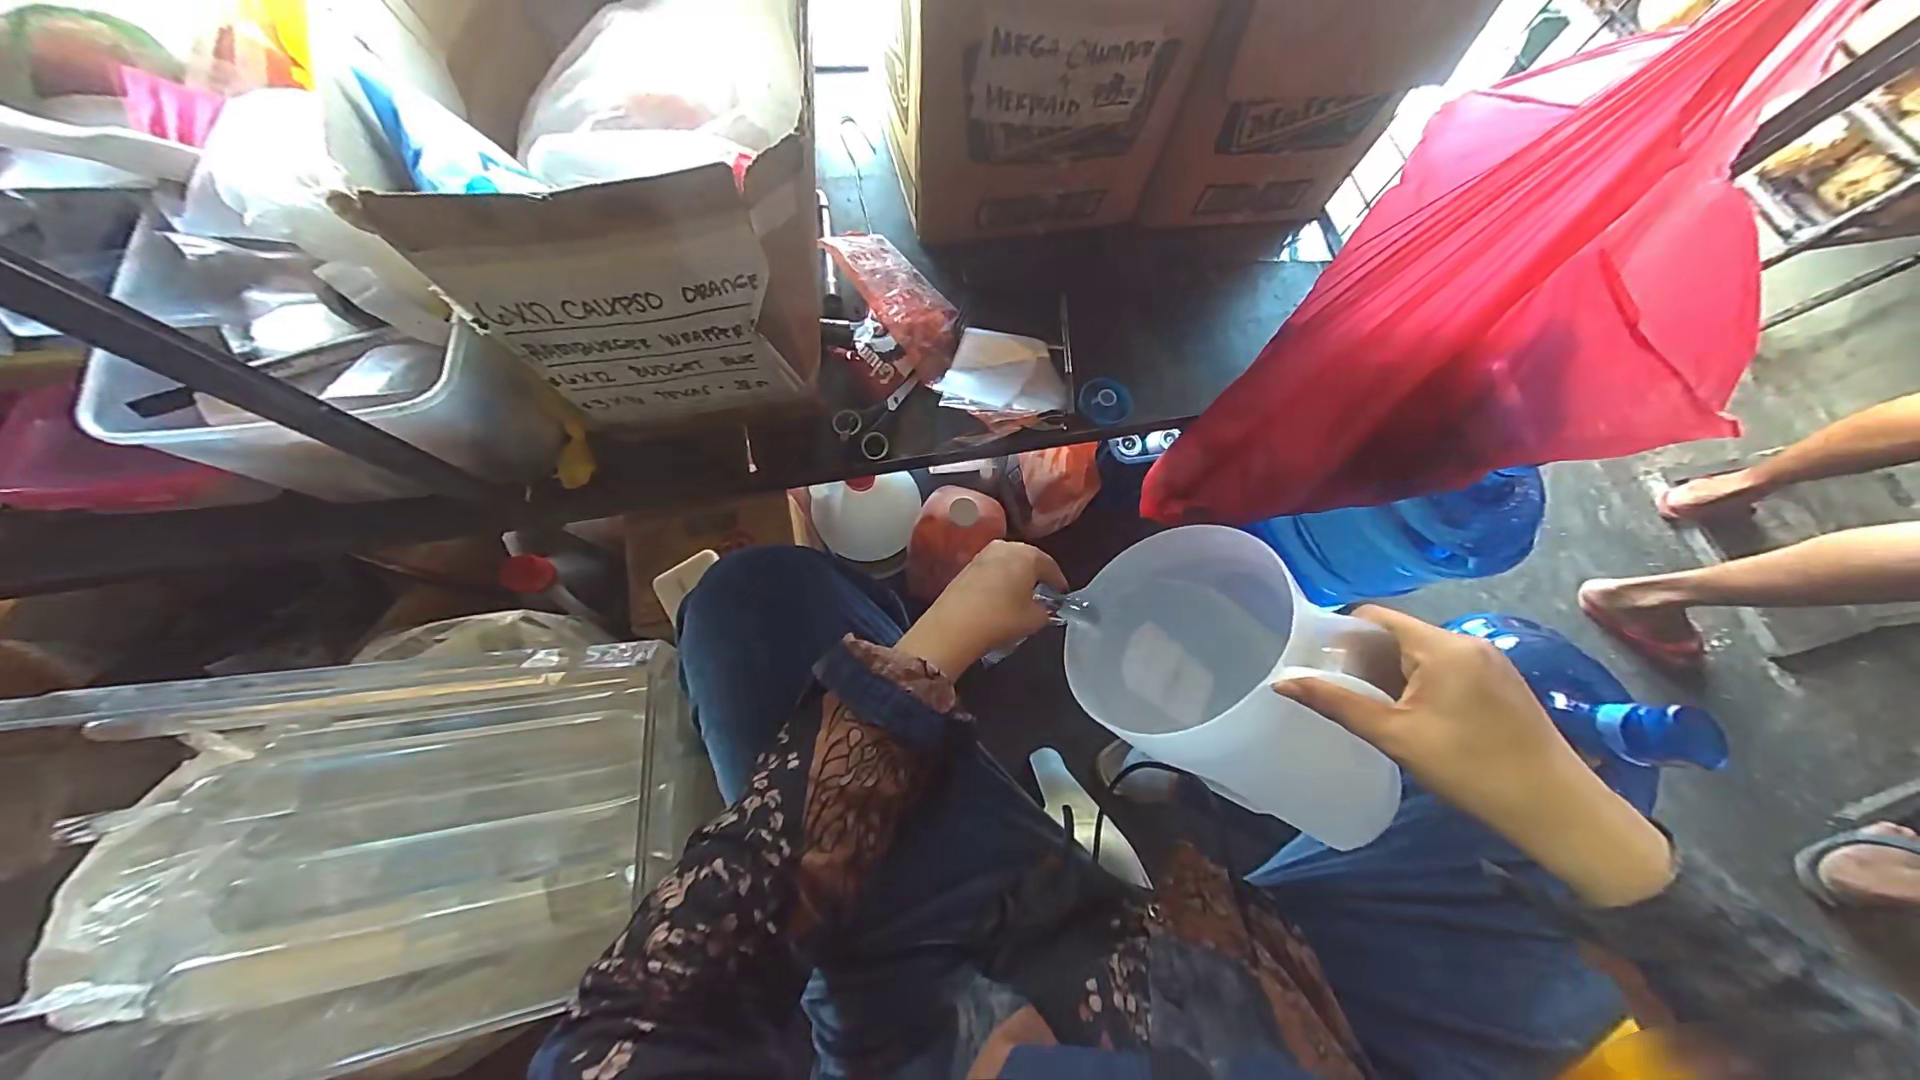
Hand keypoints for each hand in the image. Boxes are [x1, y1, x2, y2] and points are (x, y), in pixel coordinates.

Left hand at [895, 541, 1066, 674]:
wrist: (954, 625)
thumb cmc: (1001, 618)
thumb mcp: (1034, 620)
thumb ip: (1046, 610)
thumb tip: (1045, 607)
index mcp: (1028, 555)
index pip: (1051, 566)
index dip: (1059, 582)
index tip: (1061, 595)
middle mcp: (1006, 546)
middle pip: (1029, 559)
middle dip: (1037, 575)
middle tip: (1043, 593)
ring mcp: (983, 553)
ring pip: (1008, 562)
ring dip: (1016, 575)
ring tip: (1021, 595)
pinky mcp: (966, 565)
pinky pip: (992, 569)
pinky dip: (999, 579)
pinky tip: (1000, 595)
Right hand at [1276, 606, 1674, 906]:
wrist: (1560, 812)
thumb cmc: (1471, 768)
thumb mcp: (1393, 735)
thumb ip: (1335, 703)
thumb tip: (1281, 682)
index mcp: (1441, 646)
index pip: (1373, 616)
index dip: (1338, 632)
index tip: (1317, 661)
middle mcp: (1466, 642)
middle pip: (1395, 632)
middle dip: (1361, 656)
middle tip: (1338, 689)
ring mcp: (1488, 661)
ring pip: (1418, 650)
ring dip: (1388, 670)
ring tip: (1369, 704)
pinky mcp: (1500, 681)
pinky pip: (1442, 665)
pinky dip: (1415, 680)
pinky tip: (1408, 712)